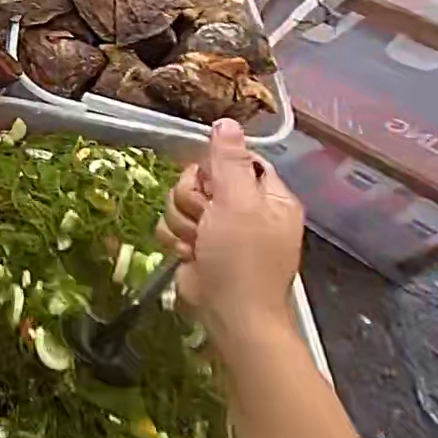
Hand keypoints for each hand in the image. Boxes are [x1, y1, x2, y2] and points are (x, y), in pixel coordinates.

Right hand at [156, 119, 304, 349]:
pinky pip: (170, 225)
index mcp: (266, 196)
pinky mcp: (196, 245)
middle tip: (206, 219)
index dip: (215, 170)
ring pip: (180, 202)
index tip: (212, 185)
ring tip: (199, 243)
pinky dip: (174, 239)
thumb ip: (229, 161)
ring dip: (183, 222)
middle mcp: (244, 208)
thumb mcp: (238, 204)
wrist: (230, 316)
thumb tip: (226, 122)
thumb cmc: (242, 260)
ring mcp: (218, 228)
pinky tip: (189, 254)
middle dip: (193, 200)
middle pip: (200, 179)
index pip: (233, 160)